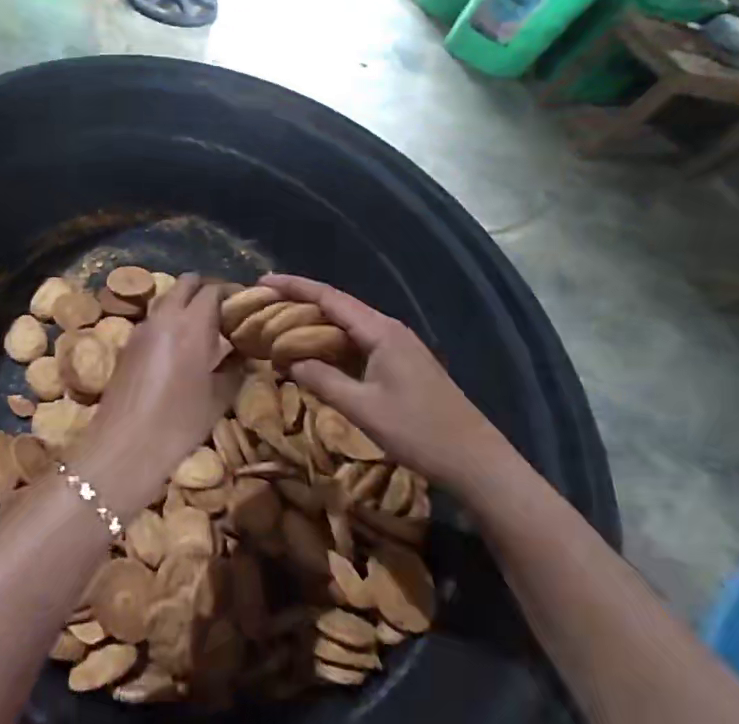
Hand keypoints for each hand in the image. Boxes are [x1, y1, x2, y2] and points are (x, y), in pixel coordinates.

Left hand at [76, 274, 236, 508]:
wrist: (125, 446)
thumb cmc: (179, 422)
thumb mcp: (219, 398)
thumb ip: (235, 368)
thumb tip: (243, 354)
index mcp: (193, 323)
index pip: (214, 289)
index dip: (231, 293)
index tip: (245, 306)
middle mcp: (165, 316)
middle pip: (186, 284)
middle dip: (205, 290)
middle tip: (223, 312)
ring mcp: (142, 328)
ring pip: (167, 300)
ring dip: (184, 305)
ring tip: (202, 330)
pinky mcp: (127, 344)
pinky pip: (153, 320)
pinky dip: (168, 322)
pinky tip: (178, 347)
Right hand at [261, 274, 507, 492]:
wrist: (474, 458)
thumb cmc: (418, 431)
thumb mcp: (363, 409)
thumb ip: (324, 380)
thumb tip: (289, 361)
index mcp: (380, 331)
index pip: (330, 298)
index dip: (295, 287)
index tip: (264, 280)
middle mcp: (389, 329)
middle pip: (339, 306)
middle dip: (301, 301)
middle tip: (266, 304)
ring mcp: (399, 346)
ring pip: (349, 324)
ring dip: (317, 322)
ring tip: (282, 324)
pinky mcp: (402, 363)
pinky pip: (360, 342)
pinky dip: (334, 342)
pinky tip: (318, 352)